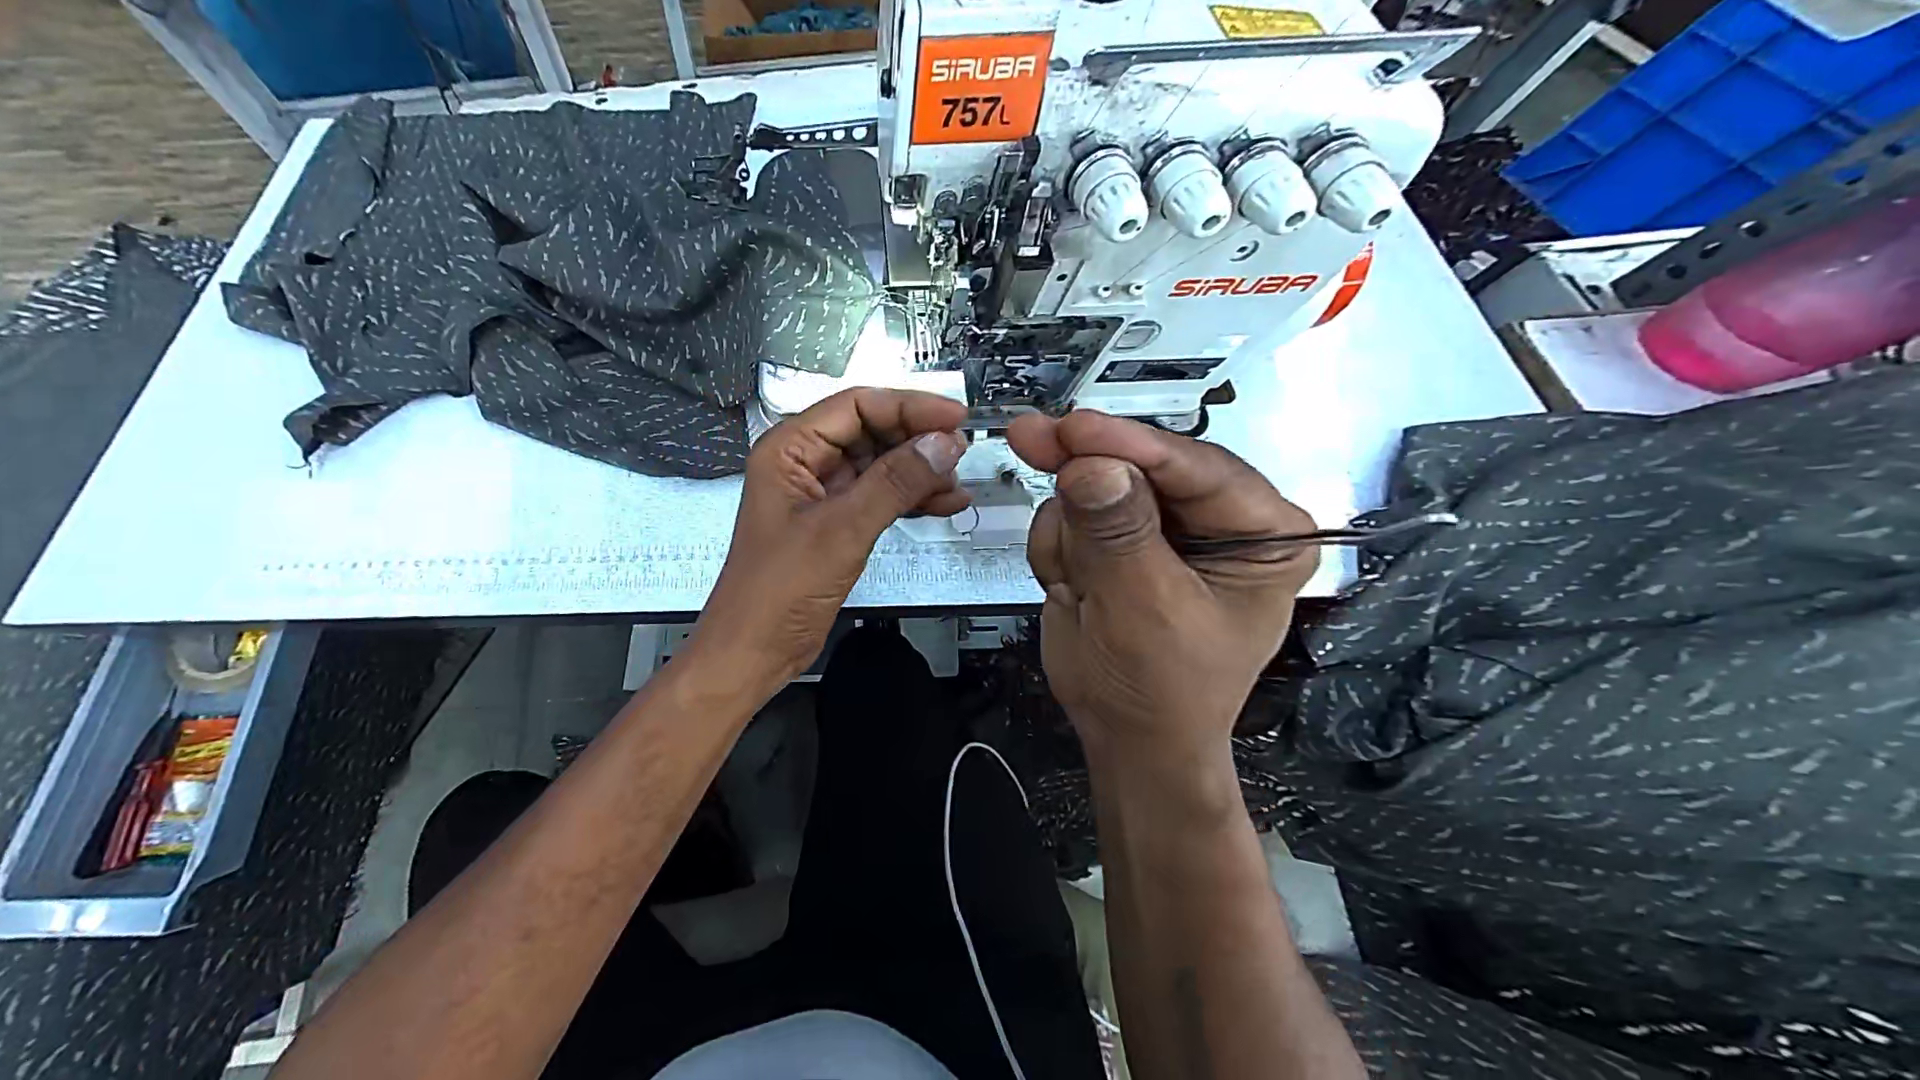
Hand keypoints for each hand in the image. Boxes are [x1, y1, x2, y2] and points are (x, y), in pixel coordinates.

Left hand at [687, 389, 970, 695]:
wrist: (755, 651)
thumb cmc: (773, 593)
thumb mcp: (841, 530)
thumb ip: (894, 483)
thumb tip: (940, 445)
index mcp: (789, 450)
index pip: (857, 406)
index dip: (909, 407)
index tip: (951, 418)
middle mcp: (805, 465)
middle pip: (872, 431)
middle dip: (918, 440)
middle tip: (960, 450)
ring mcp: (823, 495)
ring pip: (881, 465)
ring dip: (921, 471)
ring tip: (957, 480)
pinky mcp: (837, 523)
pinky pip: (882, 496)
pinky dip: (913, 498)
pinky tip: (944, 503)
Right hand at [1006, 410, 1316, 760]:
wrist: (1124, 738)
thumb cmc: (1161, 690)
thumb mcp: (1146, 610)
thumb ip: (1118, 533)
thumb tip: (1090, 465)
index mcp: (1263, 534)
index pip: (1199, 467)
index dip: (1133, 445)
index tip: (1075, 430)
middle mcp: (1215, 519)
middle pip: (1143, 465)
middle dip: (1088, 473)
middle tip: (1033, 441)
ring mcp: (1160, 527)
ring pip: (1096, 485)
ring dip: (1072, 532)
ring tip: (1076, 585)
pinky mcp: (1115, 538)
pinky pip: (1071, 514)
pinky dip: (1058, 548)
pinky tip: (1070, 586)